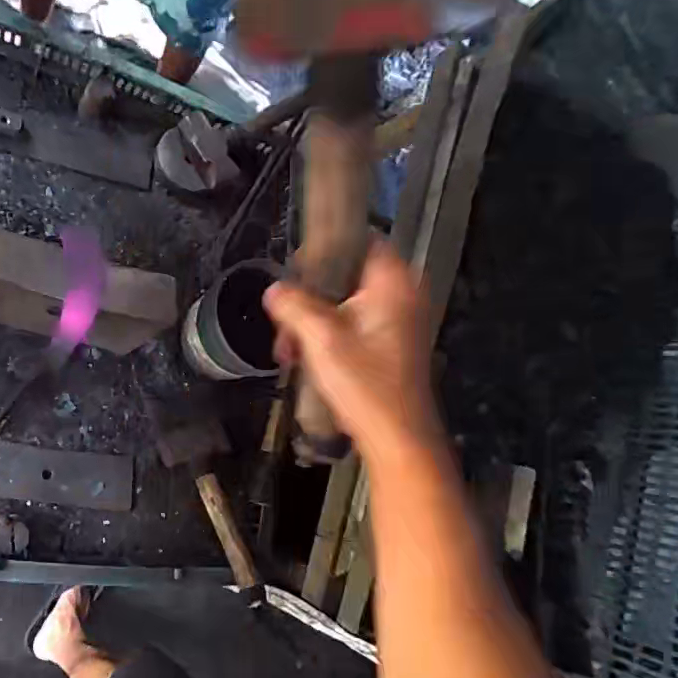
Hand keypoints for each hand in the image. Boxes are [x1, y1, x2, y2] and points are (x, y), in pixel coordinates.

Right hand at [264, 239, 441, 460]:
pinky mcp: (393, 344)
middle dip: (310, 297)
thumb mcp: (320, 338)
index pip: (359, 239)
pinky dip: (330, 336)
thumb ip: (293, 305)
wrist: (398, 438)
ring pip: (346, 303)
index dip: (324, 250)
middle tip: (284, 320)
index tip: (294, 270)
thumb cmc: (364, 384)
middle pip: (347, 275)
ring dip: (313, 321)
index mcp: (394, 282)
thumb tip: (274, 289)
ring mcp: (400, 320)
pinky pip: (355, 325)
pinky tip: (305, 358)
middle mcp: (403, 294)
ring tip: (289, 349)